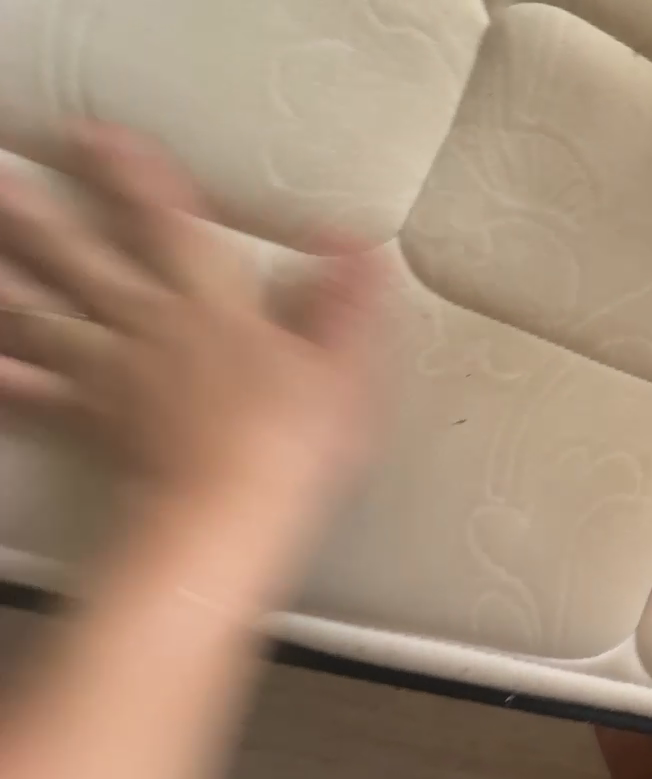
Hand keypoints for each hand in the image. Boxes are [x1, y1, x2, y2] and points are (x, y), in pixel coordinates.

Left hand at [0, 123, 382, 583]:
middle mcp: (149, 327)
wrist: (233, 508)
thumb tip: (354, 242)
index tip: (104, 136)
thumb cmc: (301, 439)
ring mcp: (110, 372)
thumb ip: (346, 304)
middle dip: (40, 215)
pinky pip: (27, 390)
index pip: (173, 233)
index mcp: (213, 311)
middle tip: (0, 176)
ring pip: (37, 314)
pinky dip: (0, 376)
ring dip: (2, 282)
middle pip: (84, 262)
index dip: (141, 182)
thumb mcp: (347, 370)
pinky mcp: (90, 418)